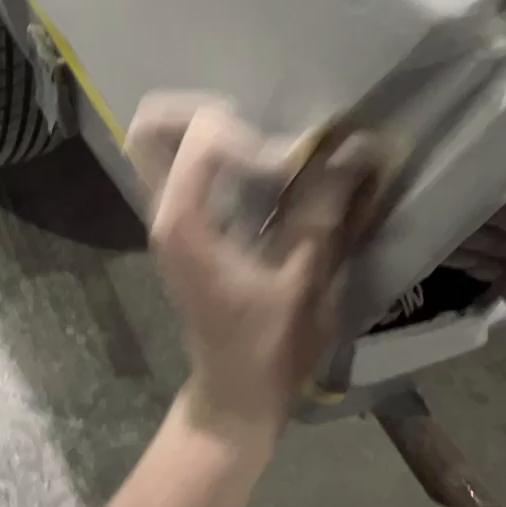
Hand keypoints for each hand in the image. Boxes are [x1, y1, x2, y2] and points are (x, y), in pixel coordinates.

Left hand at [125, 96, 368, 447]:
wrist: (233, 393)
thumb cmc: (269, 347)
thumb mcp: (304, 280)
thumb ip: (323, 210)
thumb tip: (355, 150)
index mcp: (184, 223)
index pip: (202, 139)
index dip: (254, 141)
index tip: (290, 172)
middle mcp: (161, 211)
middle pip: (150, 126)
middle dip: (204, 112)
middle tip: (255, 132)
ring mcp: (160, 215)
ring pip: (152, 140)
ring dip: (200, 126)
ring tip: (254, 144)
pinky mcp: (172, 222)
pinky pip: (169, 162)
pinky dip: (202, 148)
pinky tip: (250, 167)